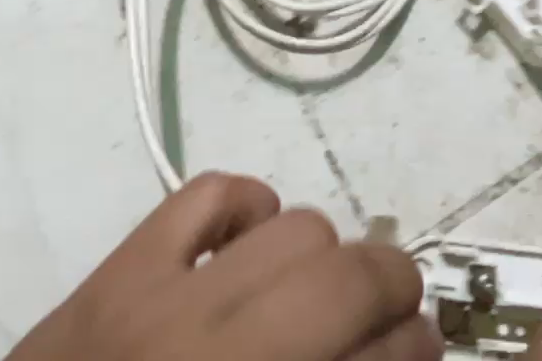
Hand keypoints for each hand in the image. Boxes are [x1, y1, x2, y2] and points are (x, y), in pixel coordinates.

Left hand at [5, 173, 442, 360]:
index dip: (418, 347)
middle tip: (392, 313)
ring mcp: (164, 304)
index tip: (423, 346)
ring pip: (294, 229)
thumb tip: (395, 351)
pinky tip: (248, 243)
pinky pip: (206, 196)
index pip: (381, 357)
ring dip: (324, 257)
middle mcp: (227, 351)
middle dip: (393, 288)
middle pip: (348, 279)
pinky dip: (244, 207)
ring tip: (314, 286)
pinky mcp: (118, 273)